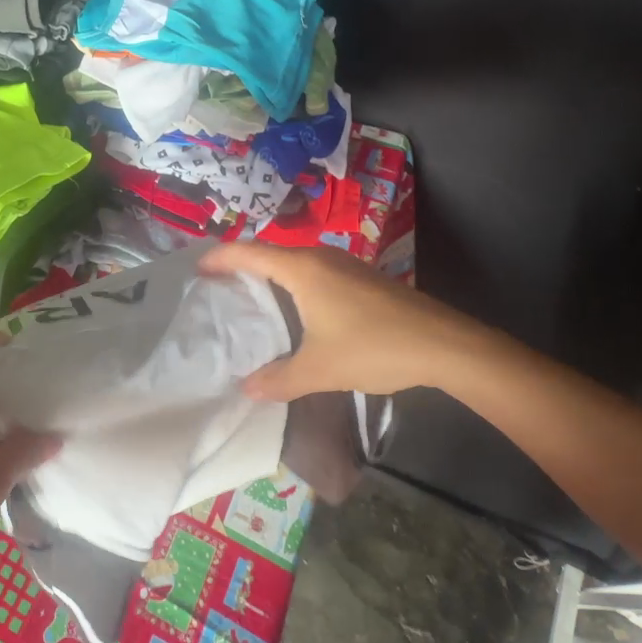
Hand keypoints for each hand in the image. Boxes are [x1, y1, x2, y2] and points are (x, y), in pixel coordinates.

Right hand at [200, 242, 500, 399]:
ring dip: (270, 275)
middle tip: (219, 288)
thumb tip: (246, 389)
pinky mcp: (363, 279)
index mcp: (302, 269)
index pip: (248, 252)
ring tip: (251, 299)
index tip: (197, 269)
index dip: (220, 258)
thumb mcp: (319, 369)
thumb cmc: (373, 347)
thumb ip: (278, 379)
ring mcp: (345, 266)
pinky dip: (294, 284)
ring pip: (295, 262)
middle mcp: (320, 258)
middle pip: (270, 253)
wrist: (444, 344)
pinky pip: (314, 272)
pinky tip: (297, 311)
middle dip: (242, 266)